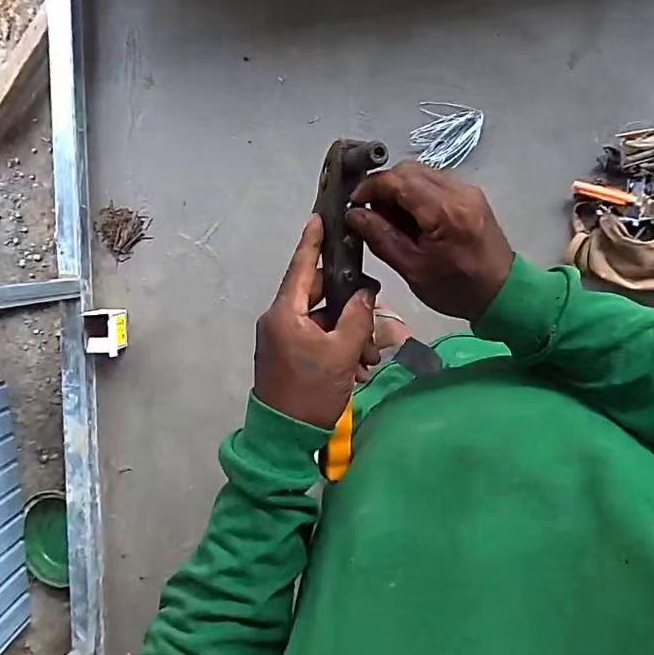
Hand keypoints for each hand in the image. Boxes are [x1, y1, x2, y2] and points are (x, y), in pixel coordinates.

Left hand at [254, 216, 378, 428]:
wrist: (284, 438)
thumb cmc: (310, 392)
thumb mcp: (341, 353)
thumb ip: (356, 317)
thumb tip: (364, 292)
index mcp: (285, 312)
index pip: (301, 266)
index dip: (312, 241)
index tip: (319, 216)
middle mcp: (280, 319)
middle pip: (318, 296)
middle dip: (349, 305)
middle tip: (373, 313)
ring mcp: (283, 338)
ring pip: (323, 321)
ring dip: (348, 334)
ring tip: (367, 359)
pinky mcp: (290, 355)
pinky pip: (318, 340)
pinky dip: (338, 348)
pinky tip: (357, 368)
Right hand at [346, 161, 514, 320]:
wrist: (502, 292)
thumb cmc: (456, 288)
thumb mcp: (412, 269)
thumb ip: (380, 237)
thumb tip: (353, 214)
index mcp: (444, 211)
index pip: (397, 180)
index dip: (369, 187)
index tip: (353, 203)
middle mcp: (458, 191)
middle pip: (408, 169)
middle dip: (383, 187)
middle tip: (370, 213)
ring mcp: (467, 189)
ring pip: (420, 172)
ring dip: (398, 189)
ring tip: (389, 218)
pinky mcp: (469, 194)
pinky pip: (433, 182)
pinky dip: (414, 193)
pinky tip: (409, 217)